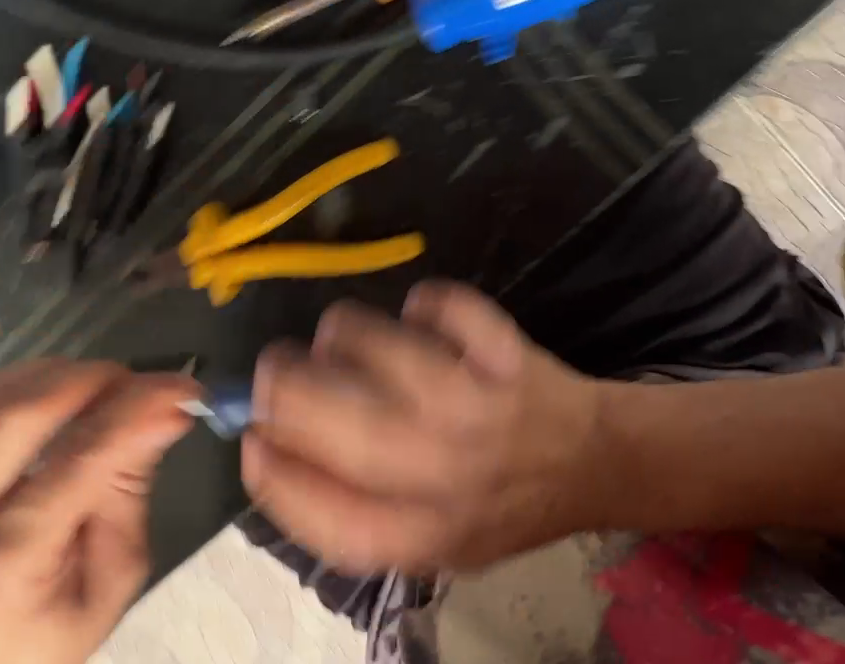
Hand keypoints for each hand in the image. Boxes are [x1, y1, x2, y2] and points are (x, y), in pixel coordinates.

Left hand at [0, 360, 198, 663]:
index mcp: (7, 560)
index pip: (77, 460)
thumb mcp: (116, 575)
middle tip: (140, 381)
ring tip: (97, 383)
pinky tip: (50, 391)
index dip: (135, 413)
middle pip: (17, 417)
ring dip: (46, 376)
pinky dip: (7, 386)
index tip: (185, 387)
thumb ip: (129, 489)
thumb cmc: (60, 634)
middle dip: (91, 381)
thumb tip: (168, 413)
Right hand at [243, 280, 607, 573]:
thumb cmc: (499, 504)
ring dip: (344, 332)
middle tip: (278, 365)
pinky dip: (425, 302)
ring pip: (381, 350)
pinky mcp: (506, 357)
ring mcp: (477, 408)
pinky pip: (446, 309)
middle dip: (285, 383)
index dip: (268, 466)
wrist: (591, 466)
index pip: (312, 507)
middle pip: (332, 420)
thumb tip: (273, 446)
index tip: (253, 434)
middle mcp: (441, 473)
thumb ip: (357, 509)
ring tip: (340, 333)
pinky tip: (418, 313)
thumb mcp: (431, 541)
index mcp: (415, 534)